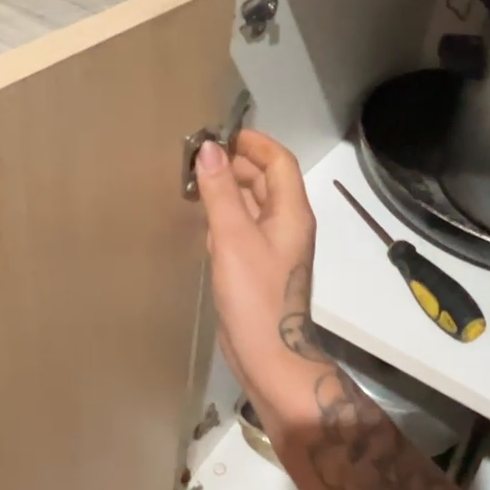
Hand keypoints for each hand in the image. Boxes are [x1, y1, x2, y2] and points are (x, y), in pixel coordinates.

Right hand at [194, 130, 325, 408]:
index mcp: (292, 212)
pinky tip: (205, 220)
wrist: (269, 354)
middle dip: (237, 165)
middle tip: (201, 158)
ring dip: (231, 190)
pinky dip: (228, 217)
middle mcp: (288, 225)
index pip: (279, 162)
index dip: (254, 144)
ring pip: (255, 206)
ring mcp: (275, 248)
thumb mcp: (233, 237)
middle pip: (267, 182)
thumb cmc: (255, 294)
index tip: (221, 135)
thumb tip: (209, 149)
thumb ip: (221, 192)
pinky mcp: (261, 267)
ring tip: (197, 182)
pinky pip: (246, 230)